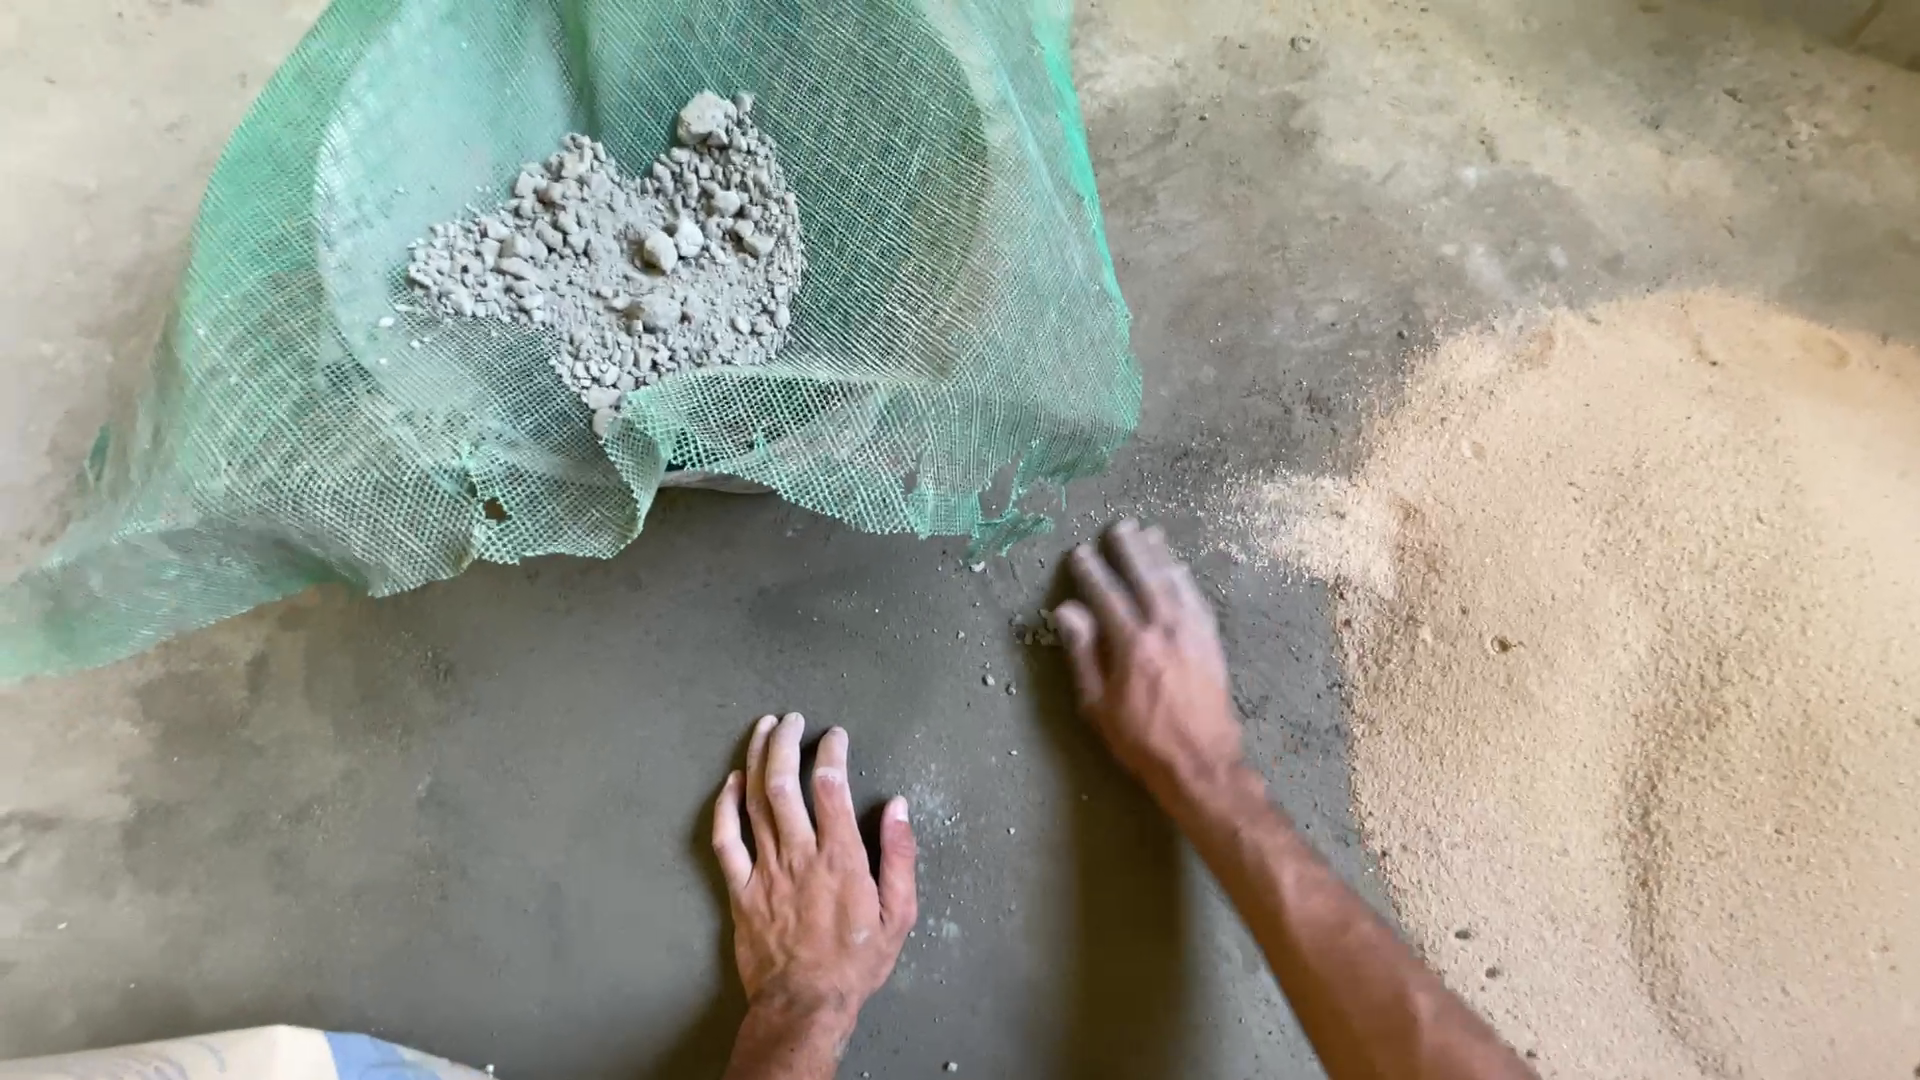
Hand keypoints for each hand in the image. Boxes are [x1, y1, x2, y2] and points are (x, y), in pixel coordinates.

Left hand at [712, 714, 917, 1025]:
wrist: (805, 1006)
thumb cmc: (856, 960)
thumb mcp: (899, 914)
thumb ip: (900, 856)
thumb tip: (899, 806)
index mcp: (839, 857)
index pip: (831, 786)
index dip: (831, 752)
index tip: (834, 735)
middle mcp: (799, 854)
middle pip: (784, 784)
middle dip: (785, 743)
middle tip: (791, 719)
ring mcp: (765, 870)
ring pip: (754, 802)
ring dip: (756, 760)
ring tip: (762, 729)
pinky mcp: (741, 889)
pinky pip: (726, 841)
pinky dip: (725, 807)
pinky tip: (730, 781)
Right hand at [1054, 520, 1246, 803]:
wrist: (1201, 763)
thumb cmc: (1140, 739)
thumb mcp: (1097, 703)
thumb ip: (1083, 653)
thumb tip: (1067, 610)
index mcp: (1132, 644)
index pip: (1107, 594)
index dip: (1091, 571)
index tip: (1080, 552)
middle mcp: (1164, 628)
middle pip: (1145, 576)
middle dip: (1130, 548)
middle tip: (1119, 526)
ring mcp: (1193, 632)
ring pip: (1174, 581)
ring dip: (1159, 554)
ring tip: (1148, 532)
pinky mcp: (1212, 641)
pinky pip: (1197, 598)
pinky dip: (1185, 577)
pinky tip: (1178, 567)